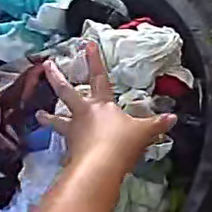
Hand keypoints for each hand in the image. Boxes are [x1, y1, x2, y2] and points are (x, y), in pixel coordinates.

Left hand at [39, 40, 174, 174]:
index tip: (87, 44)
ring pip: (58, 120)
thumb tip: (172, 118)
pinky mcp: (70, 150)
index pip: (99, 77)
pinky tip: (65, 149)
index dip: (95, 60)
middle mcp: (84, 114)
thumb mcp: (144, 132)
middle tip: (46, 66)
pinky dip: (65, 145)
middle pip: (67, 92)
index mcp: (102, 105)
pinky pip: (66, 144)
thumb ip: (157, 124)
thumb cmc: (121, 142)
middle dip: (57, 78)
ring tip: (39, 114)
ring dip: (48, 117)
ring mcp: (74, 132)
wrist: (101, 167)